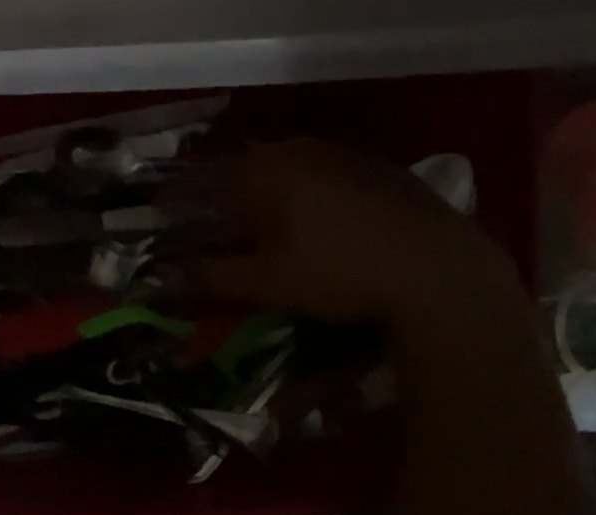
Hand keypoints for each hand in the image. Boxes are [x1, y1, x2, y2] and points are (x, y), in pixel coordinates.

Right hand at [195, 139, 528, 347]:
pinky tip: (309, 229)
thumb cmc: (338, 273)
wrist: (434, 270)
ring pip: (290, 173)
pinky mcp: (381, 172)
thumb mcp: (266, 283)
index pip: (210, 177)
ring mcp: (348, 157)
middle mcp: (306, 150)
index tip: (165, 224)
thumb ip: (211, 279)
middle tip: (210, 231)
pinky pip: (324, 180)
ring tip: (255, 232)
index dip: (183, 202)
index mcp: (271, 170)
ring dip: (266, 199)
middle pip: (250, 170)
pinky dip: (304, 200)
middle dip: (225, 199)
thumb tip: (161, 283)